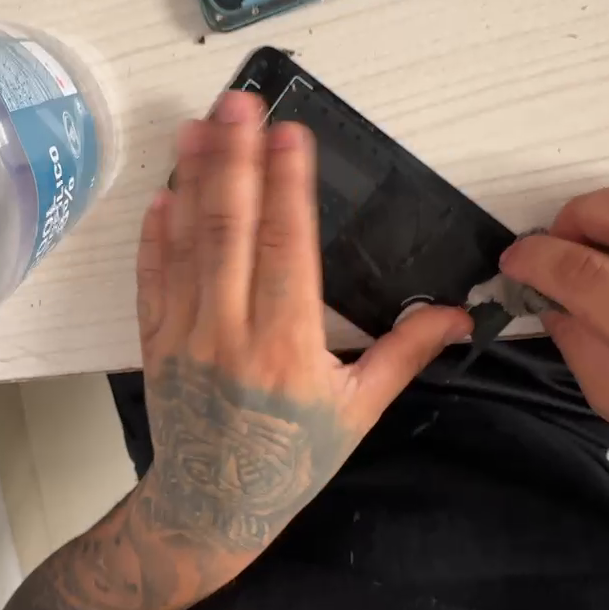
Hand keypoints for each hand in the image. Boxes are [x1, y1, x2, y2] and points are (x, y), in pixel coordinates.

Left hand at [134, 91, 472, 549]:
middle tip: (236, 103)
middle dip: (234, 159)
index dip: (287, 184)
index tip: (289, 133)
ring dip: (191, 181)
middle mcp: (231, 331)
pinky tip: (161, 196)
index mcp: (288, 345)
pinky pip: (151, 279)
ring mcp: (185, 334)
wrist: (214, 506)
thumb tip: (457, 313)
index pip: (287, 246)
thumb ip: (403, 355)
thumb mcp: (357, 414)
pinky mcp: (156, 342)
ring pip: (186, 244)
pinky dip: (154, 236)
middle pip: (230, 230)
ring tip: (196, 128)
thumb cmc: (290, 461)